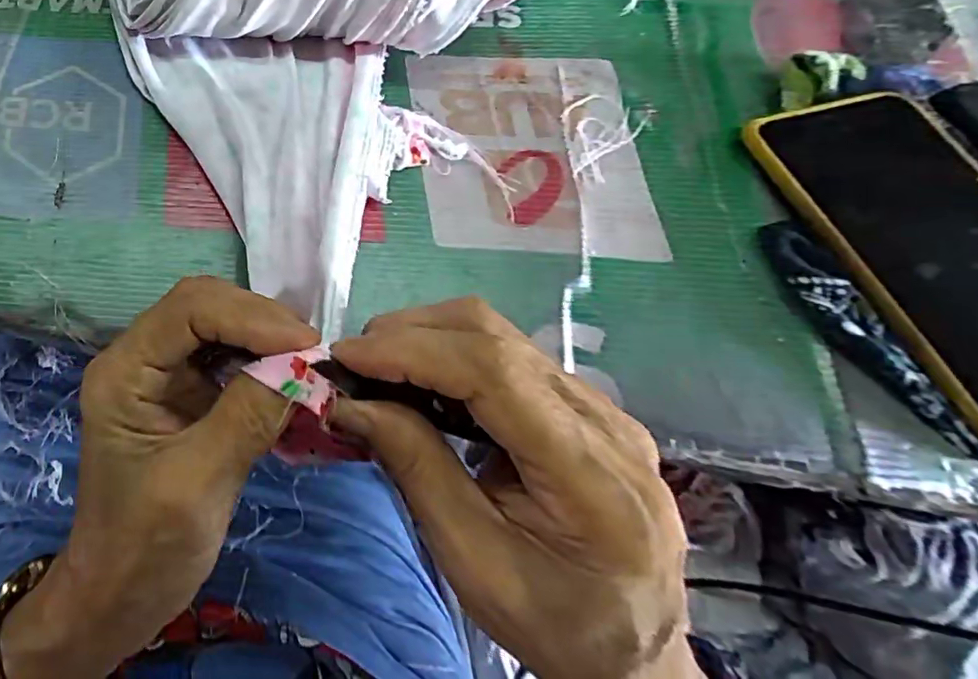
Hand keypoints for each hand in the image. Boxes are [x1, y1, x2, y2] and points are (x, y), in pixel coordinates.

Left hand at [2, 277, 318, 678]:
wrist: (118, 594)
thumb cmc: (147, 545)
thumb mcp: (199, 482)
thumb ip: (246, 416)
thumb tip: (300, 366)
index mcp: (123, 371)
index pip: (186, 310)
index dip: (247, 316)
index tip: (305, 344)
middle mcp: (136, 359)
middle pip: (198, 308)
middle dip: (257, 321)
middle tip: (313, 351)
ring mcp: (158, 375)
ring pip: (213, 327)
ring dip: (261, 337)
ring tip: (308, 361)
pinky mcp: (180, 395)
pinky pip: (221, 360)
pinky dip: (256, 362)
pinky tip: (286, 377)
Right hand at [328, 298, 699, 678]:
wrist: (632, 654)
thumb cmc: (551, 620)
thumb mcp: (471, 559)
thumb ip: (415, 467)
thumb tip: (349, 401)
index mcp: (592, 477)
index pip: (494, 372)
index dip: (411, 351)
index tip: (345, 357)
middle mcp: (605, 423)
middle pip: (491, 335)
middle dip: (406, 335)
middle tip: (351, 366)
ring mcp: (599, 408)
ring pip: (493, 331)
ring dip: (421, 337)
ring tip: (377, 372)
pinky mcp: (581, 405)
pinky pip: (501, 351)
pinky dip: (443, 352)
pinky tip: (417, 383)